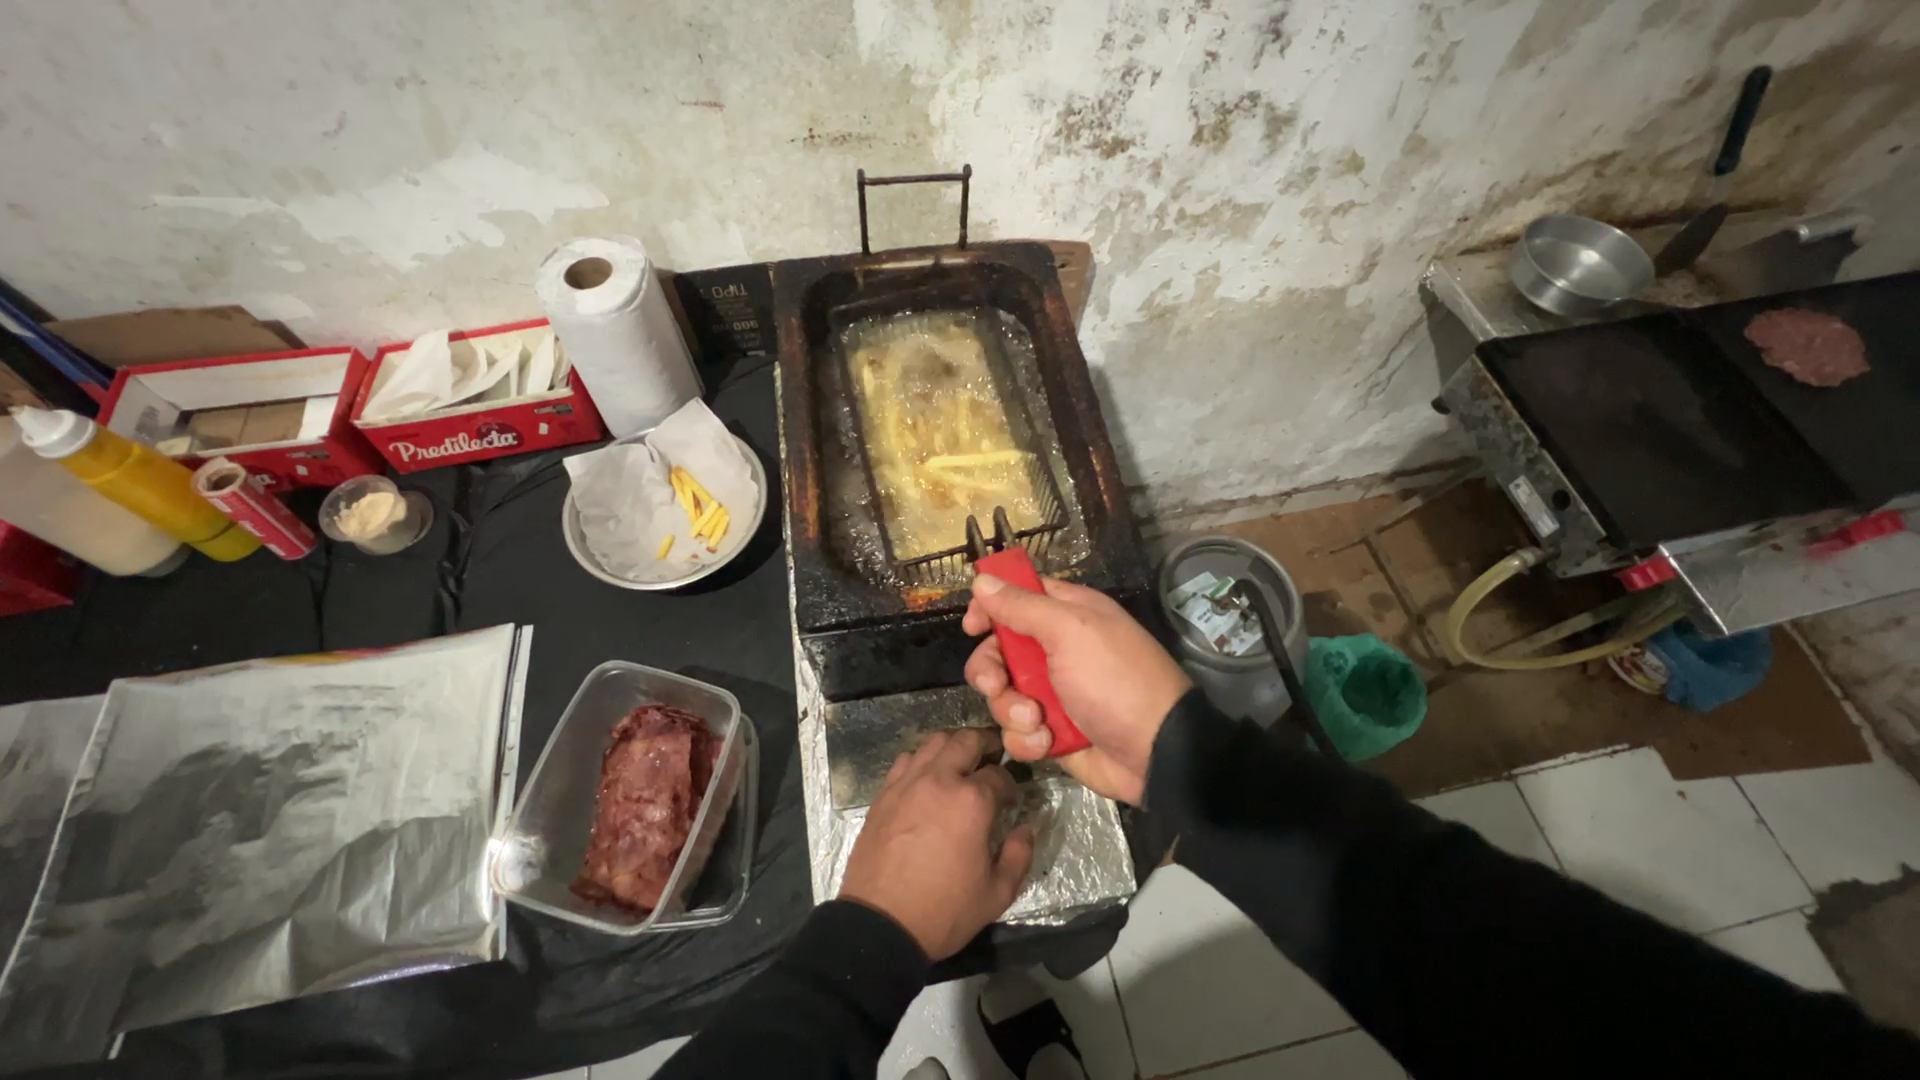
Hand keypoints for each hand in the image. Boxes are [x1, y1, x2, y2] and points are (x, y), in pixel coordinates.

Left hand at [837, 728, 1034, 961]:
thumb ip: (1019, 855)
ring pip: (934, 742)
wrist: (880, 923)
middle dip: (985, 744)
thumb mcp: (997, 893)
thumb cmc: (944, 910)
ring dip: (952, 747)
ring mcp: (908, 782)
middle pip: (966, 740)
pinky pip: (906, 760)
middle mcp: (940, 780)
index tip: (1011, 800)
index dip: (1010, 785)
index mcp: (972, 801)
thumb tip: (1027, 828)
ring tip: (960, 764)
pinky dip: (922, 760)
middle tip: (992, 759)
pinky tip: (927, 779)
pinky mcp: (884, 793)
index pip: (999, 775)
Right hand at [963, 574, 1190, 804]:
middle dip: (991, 671)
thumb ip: (1023, 607)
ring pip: (1001, 694)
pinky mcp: (1049, 730)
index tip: (973, 627)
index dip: (989, 608)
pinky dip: (1027, 738)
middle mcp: (1055, 650)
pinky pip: (1016, 730)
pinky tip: (1047, 743)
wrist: (1154, 752)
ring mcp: (1051, 692)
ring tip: (1036, 721)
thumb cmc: (1115, 679)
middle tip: (996, 684)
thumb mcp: (1071, 631)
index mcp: (1066, 615)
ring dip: (1011, 710)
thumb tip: (982, 579)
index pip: (1015, 598)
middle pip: (997, 650)